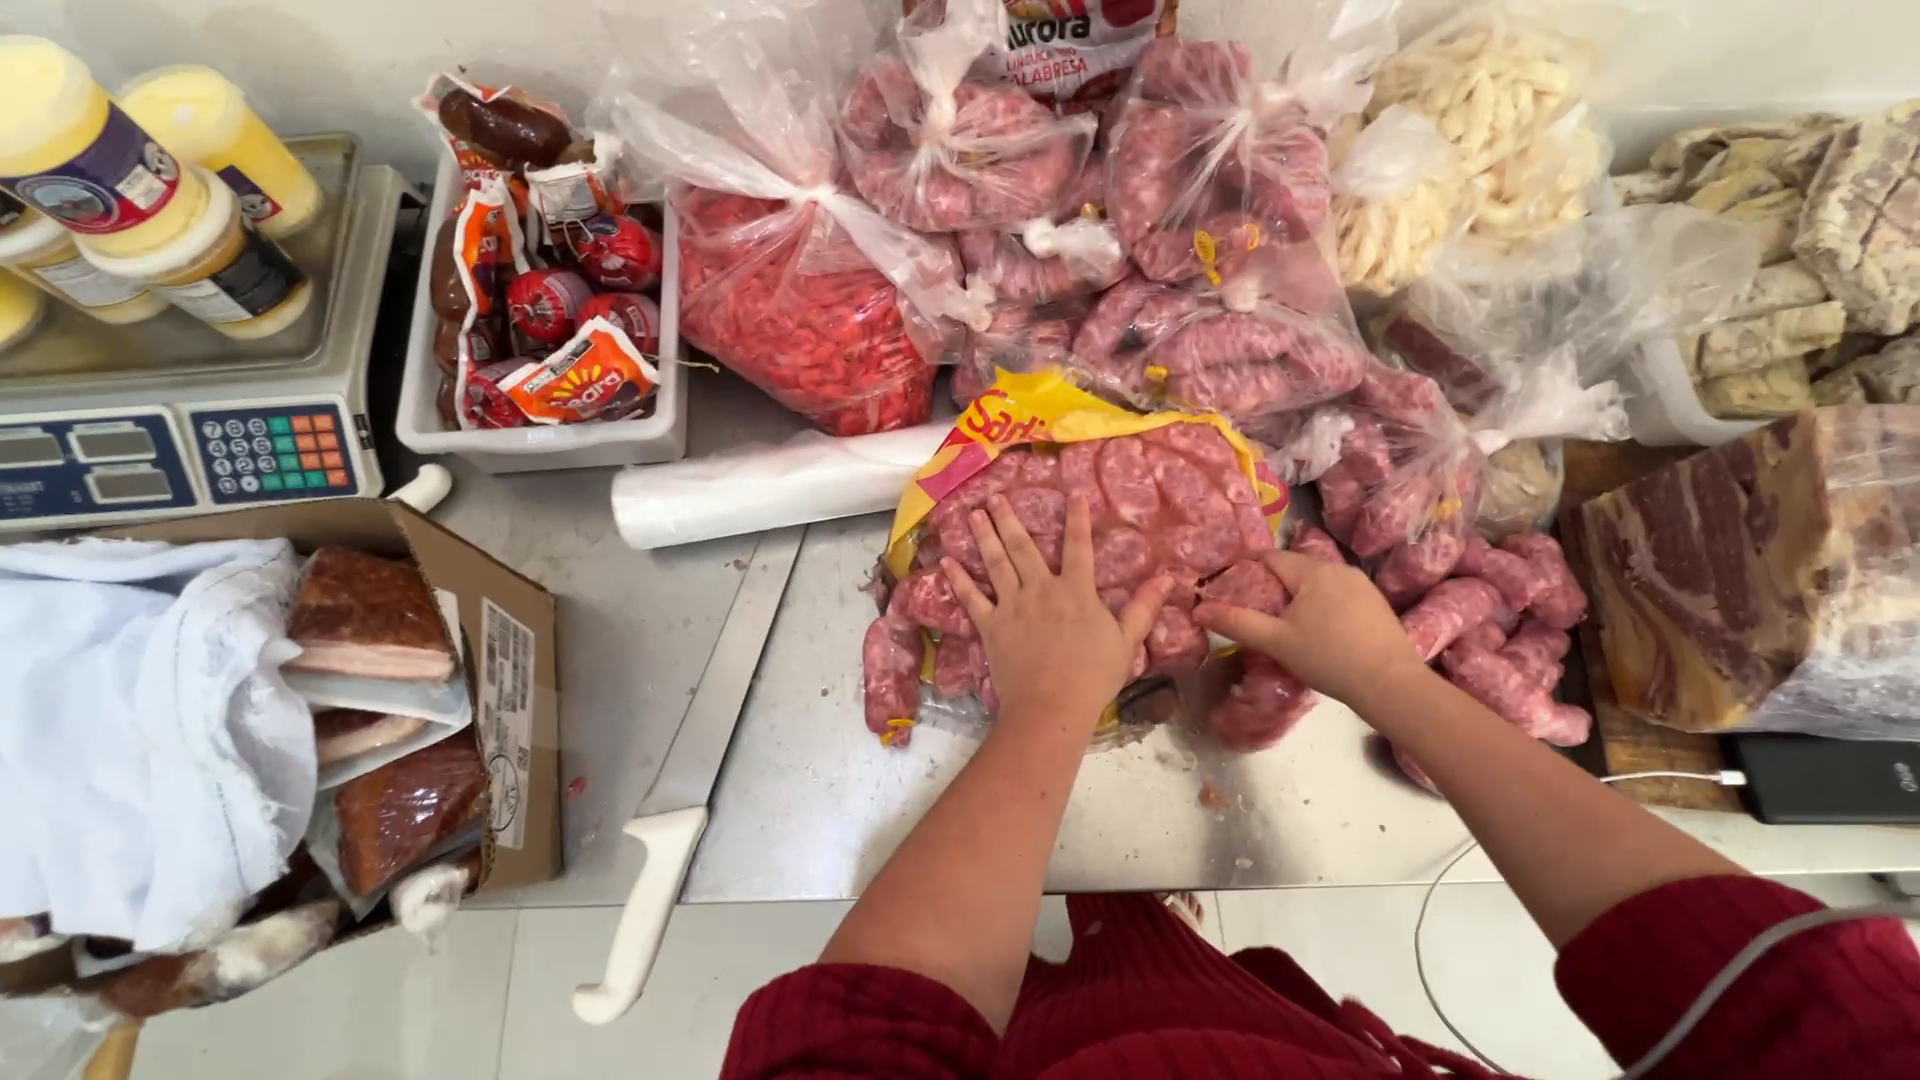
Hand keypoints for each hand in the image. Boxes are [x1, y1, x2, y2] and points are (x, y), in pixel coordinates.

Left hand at [942, 494, 1171, 727]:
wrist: (1051, 706)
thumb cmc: (1093, 677)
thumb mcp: (1126, 641)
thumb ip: (1144, 607)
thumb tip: (1168, 577)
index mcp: (1076, 591)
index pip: (1078, 546)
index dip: (1077, 518)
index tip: (1073, 493)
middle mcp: (1041, 589)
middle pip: (1024, 547)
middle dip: (1010, 519)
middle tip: (996, 497)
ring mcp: (1012, 606)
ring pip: (996, 563)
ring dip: (984, 536)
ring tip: (974, 514)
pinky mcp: (990, 626)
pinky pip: (971, 598)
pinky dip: (958, 579)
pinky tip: (946, 562)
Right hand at [1193, 549, 1426, 707]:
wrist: (1391, 685)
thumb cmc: (1328, 658)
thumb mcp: (1276, 641)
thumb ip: (1236, 622)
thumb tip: (1199, 610)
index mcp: (1313, 571)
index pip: (1270, 557)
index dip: (1245, 566)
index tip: (1227, 583)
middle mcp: (1339, 569)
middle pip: (1294, 568)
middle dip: (1270, 583)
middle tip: (1250, 608)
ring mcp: (1362, 585)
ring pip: (1316, 582)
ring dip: (1296, 596)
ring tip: (1281, 622)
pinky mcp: (1376, 604)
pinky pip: (1337, 595)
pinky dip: (1319, 605)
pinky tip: (1316, 631)